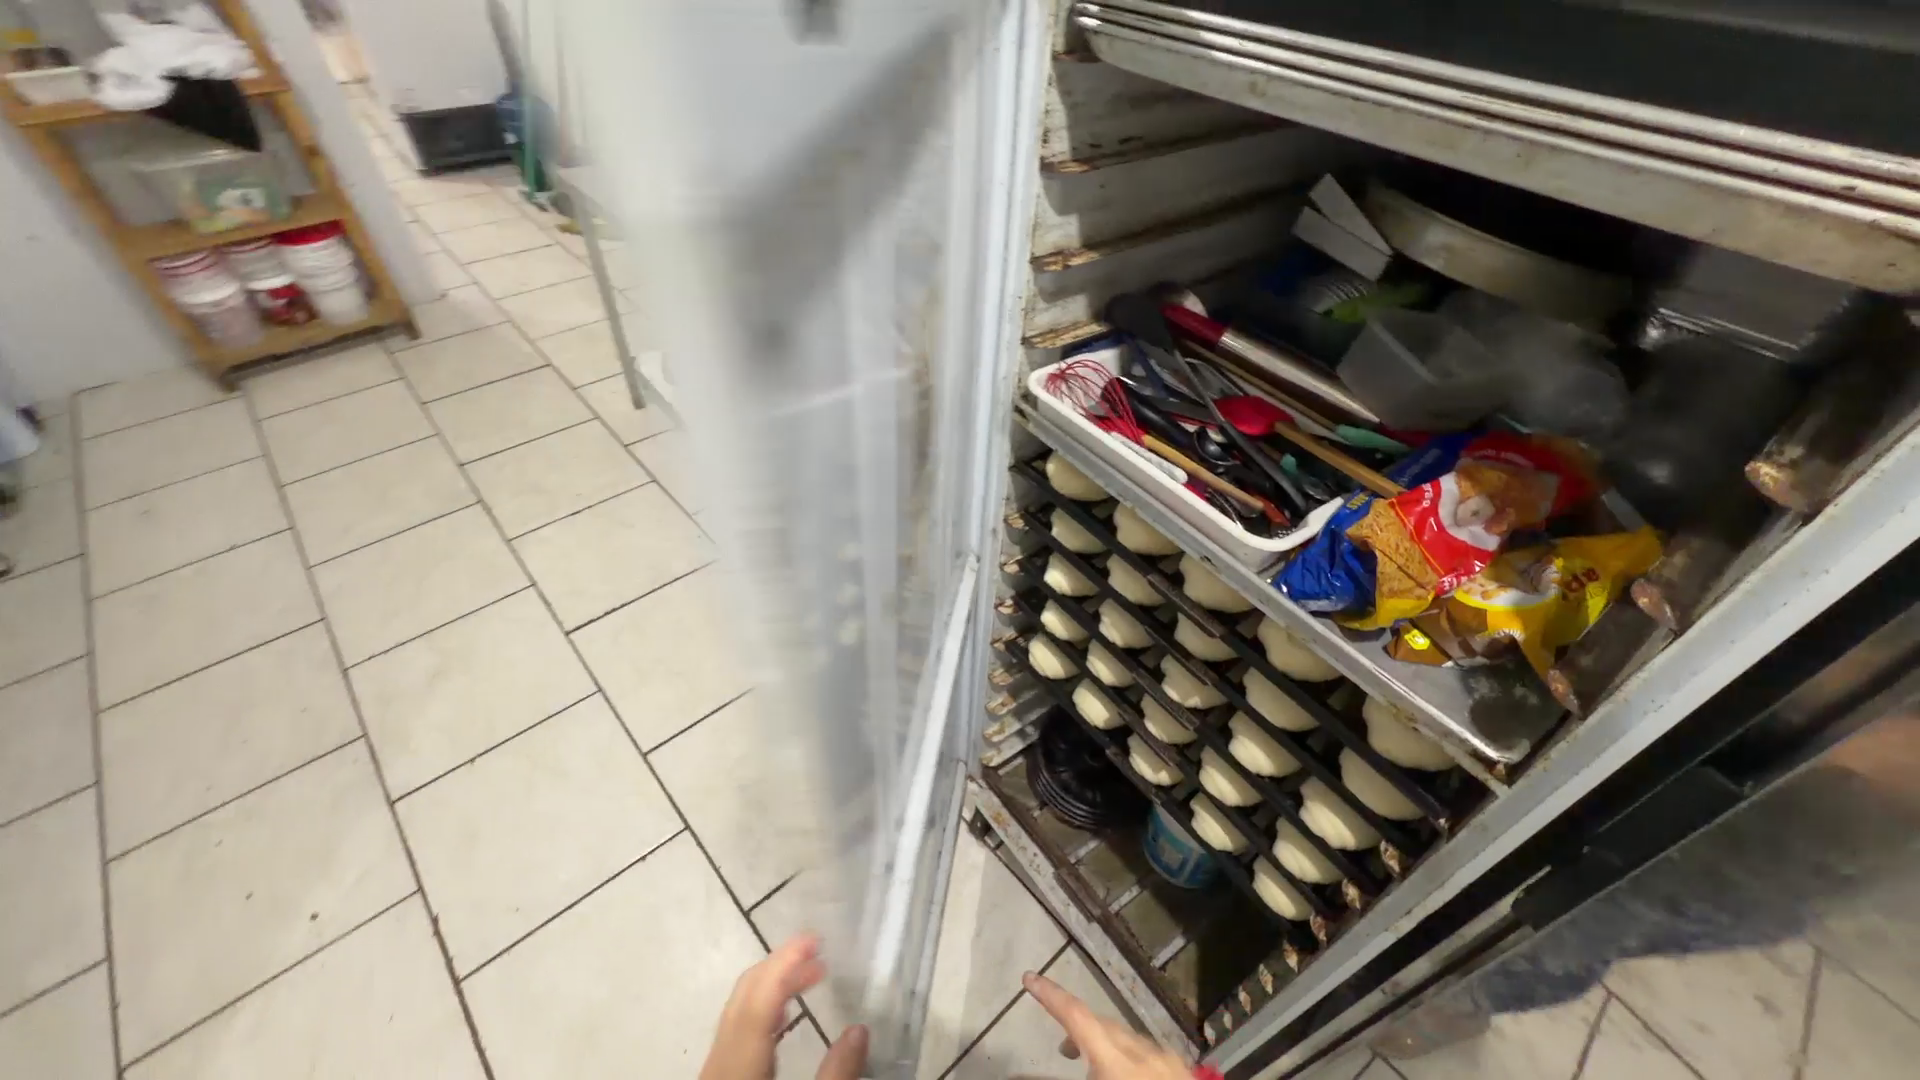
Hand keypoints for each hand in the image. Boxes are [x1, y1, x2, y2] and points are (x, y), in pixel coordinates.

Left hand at [700, 935, 868, 1079]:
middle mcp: (720, 1062)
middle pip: (744, 996)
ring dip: (773, 988)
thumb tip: (859, 1030)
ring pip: (737, 1012)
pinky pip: (736, 1031)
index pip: (761, 997)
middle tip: (821, 954)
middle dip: (781, 967)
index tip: (815, 937)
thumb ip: (836, 1075)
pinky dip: (761, 1012)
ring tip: (811, 979)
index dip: (786, 962)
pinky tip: (783, 1018)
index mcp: (740, 1066)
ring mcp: (714, 1072)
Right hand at [1024, 971, 1189, 1079]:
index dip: (1050, 995)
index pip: (1076, 1015)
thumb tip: (1017, 1077)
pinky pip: (1149, 1055)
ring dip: (1105, 1047)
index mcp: (1116, 1063)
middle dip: (1078, 1030)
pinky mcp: (1183, 1072)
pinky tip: (1131, 1077)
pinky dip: (1131, 1059)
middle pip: (1101, 1026)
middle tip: (1062, 1050)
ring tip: (1095, 1069)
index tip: (1029, 978)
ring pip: (1126, 1040)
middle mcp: (1142, 1053)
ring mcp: (1167, 1062)